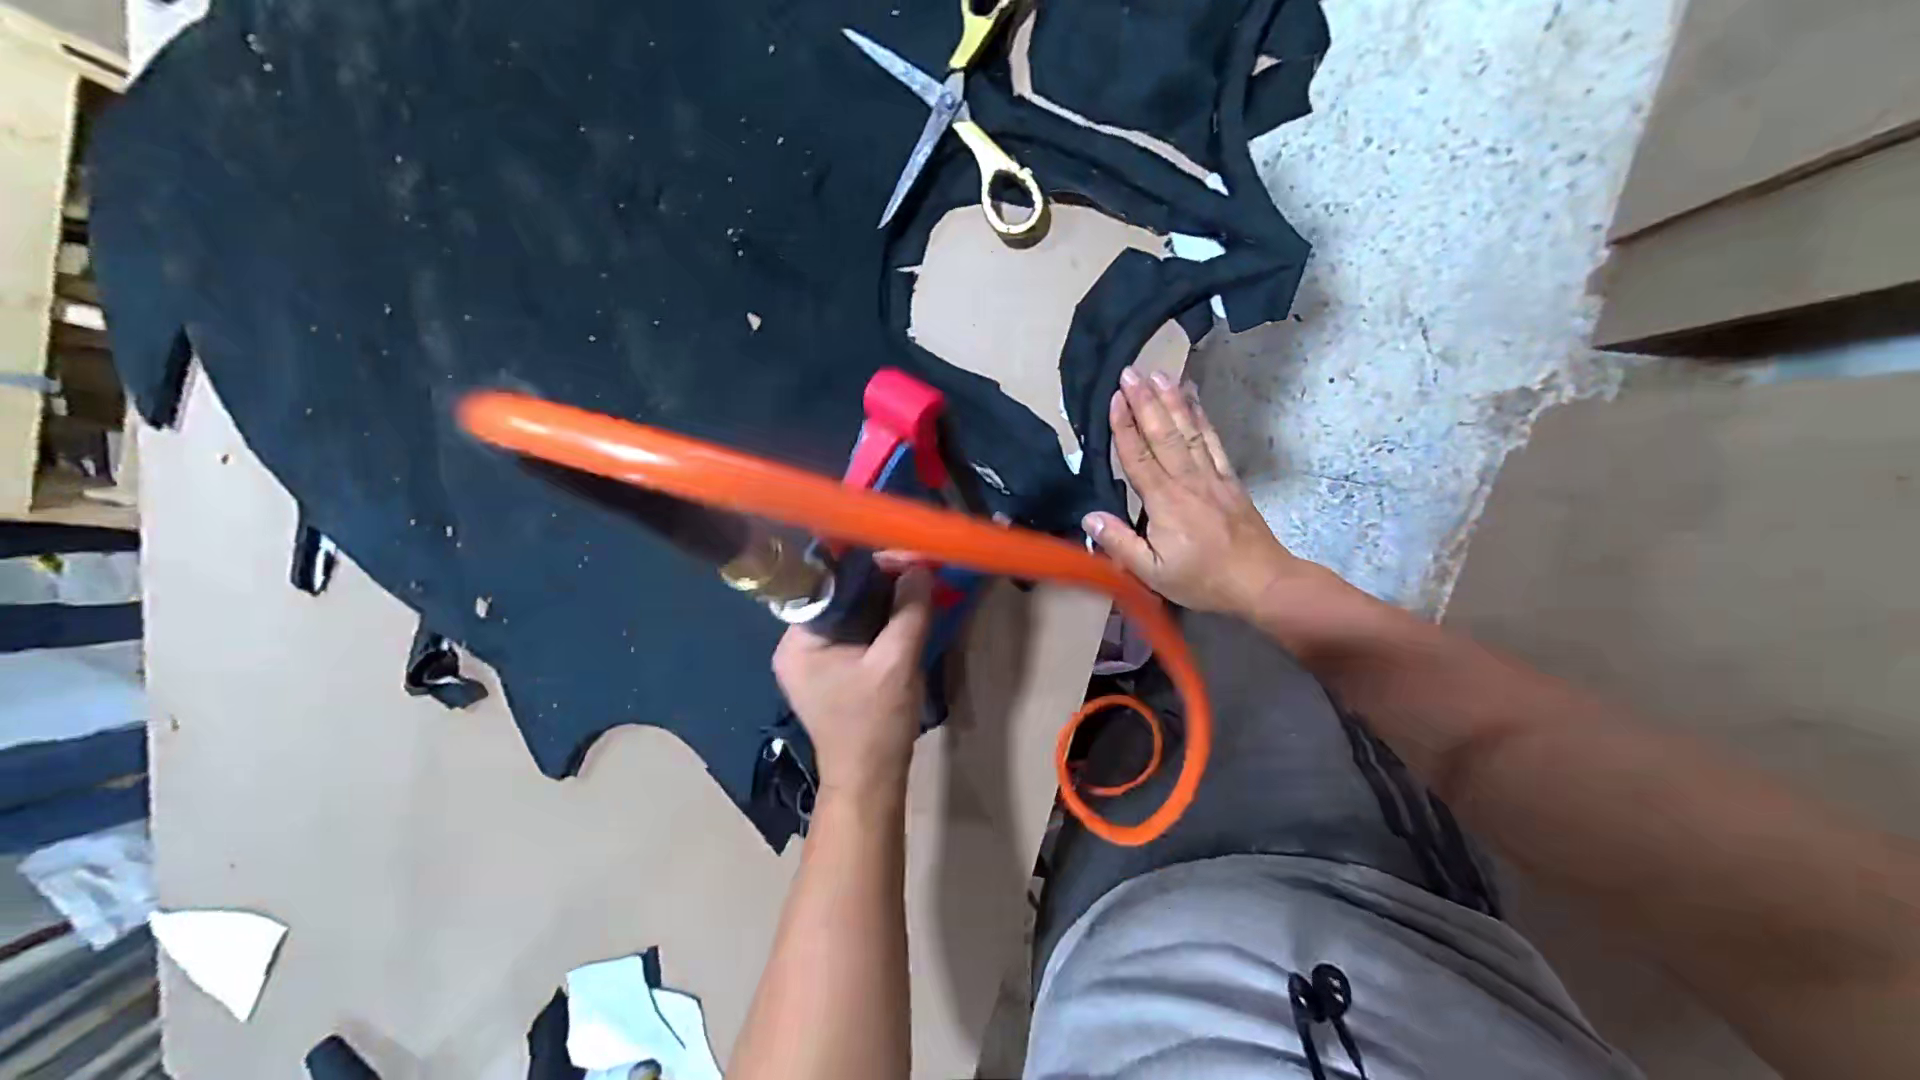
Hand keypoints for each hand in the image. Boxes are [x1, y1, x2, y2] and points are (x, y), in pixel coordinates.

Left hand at [772, 567, 934, 799]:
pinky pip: (855, 631)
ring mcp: (812, 658)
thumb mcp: (897, 664)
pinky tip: (906, 613)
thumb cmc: (875, 725)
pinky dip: (880, 621)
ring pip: (850, 612)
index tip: (901, 558)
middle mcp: (797, 644)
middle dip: (879, 582)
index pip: (828, 585)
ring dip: (883, 600)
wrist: (869, 781)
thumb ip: (909, 612)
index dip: (866, 566)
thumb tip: (920, 567)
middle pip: (840, 596)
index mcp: (798, 641)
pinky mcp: (830, 669)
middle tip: (916, 570)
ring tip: (916, 586)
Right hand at [1083, 367, 1331, 618]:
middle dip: (1144, 401)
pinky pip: (1212, 441)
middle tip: (1130, 371)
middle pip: (1162, 434)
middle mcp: (1187, 481)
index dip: (1123, 427)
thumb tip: (1089, 517)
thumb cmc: (1203, 581)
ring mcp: (1212, 476)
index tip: (1113, 397)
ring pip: (1187, 430)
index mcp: (1164, 503)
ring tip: (1157, 373)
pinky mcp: (1229, 479)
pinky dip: (1201, 416)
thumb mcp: (1153, 574)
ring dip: (1171, 400)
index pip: (1138, 458)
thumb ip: (1121, 544)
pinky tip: (1193, 398)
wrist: (1262, 582)